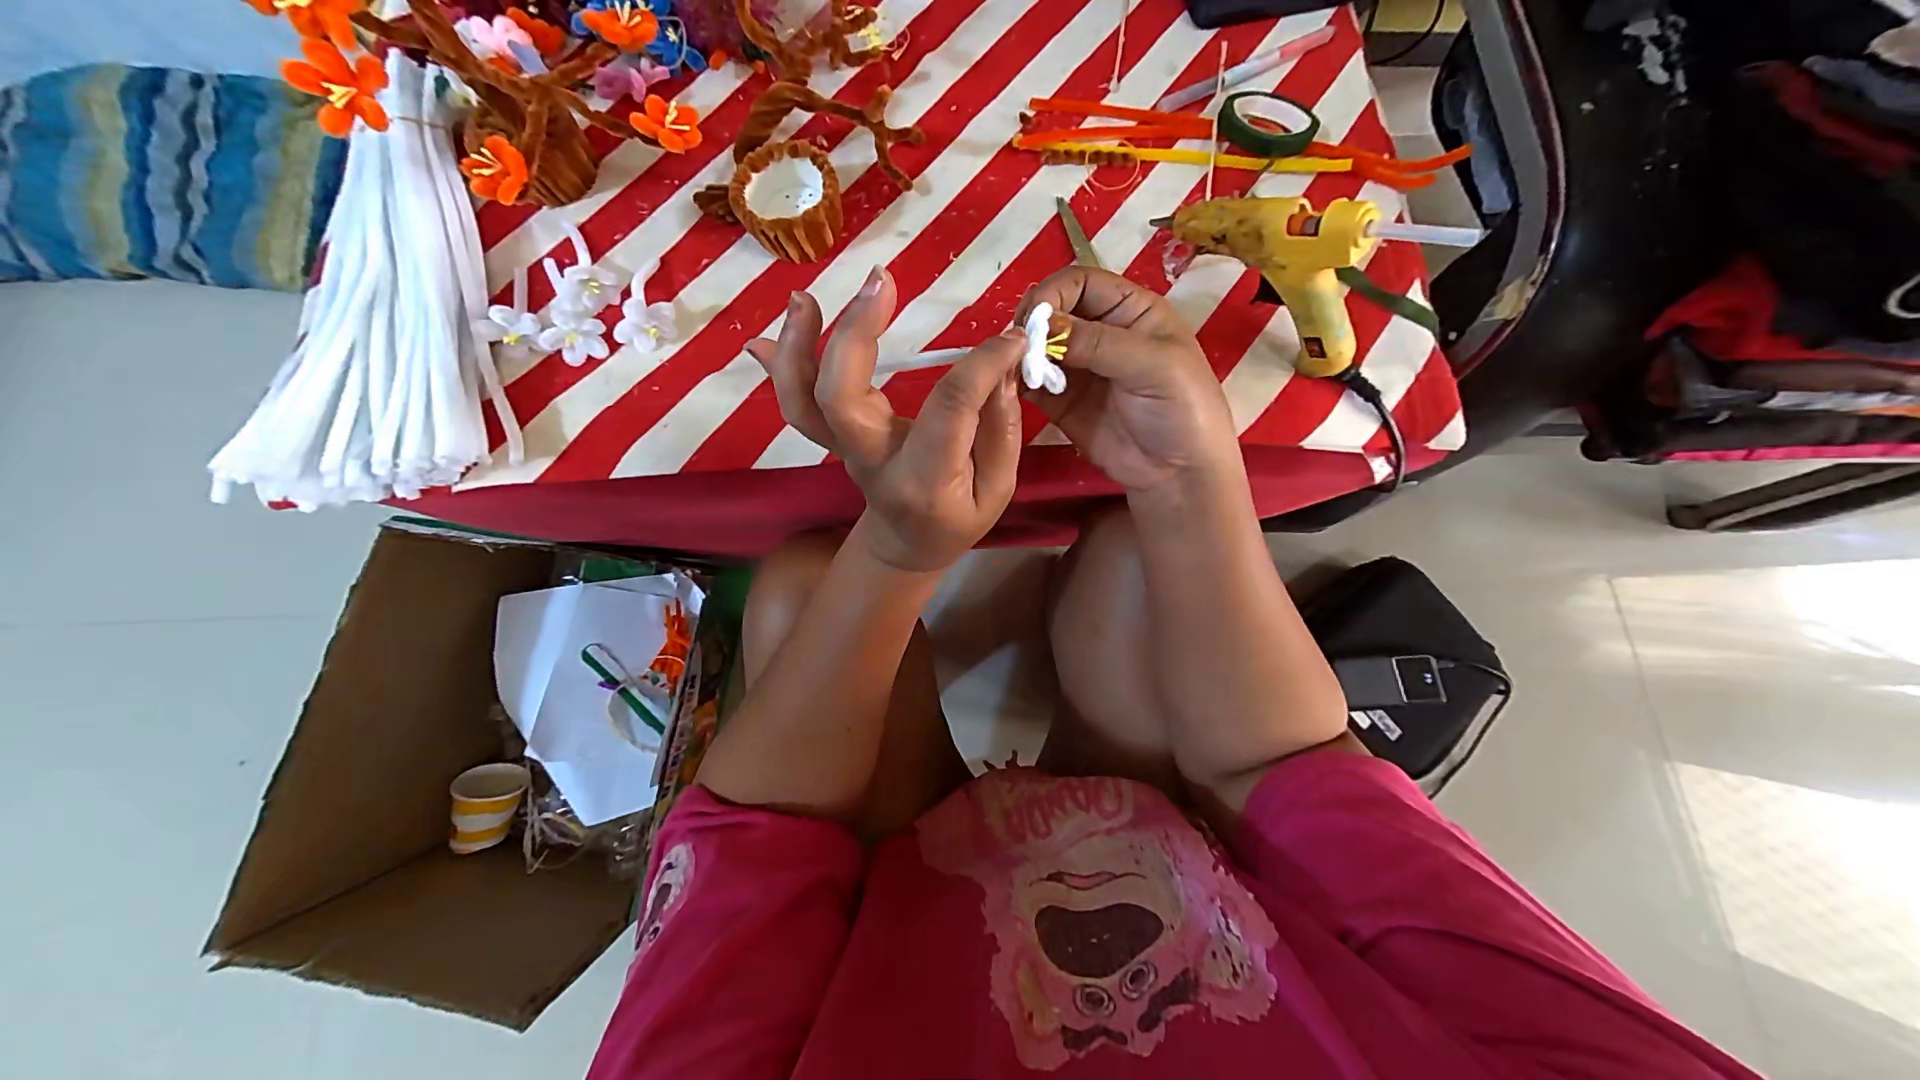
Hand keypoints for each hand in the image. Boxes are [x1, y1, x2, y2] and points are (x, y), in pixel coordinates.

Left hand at [747, 267, 1023, 571]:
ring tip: (805, 298)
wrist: (906, 545)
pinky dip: (781, 364)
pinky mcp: (830, 435)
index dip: (981, 364)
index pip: (948, 407)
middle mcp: (872, 460)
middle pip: (840, 396)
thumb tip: (1001, 362)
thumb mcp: (998, 488)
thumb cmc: (958, 518)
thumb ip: (1001, 427)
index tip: (1011, 338)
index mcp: (924, 479)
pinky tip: (775, 328)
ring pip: (803, 400)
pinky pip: (797, 403)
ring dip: (799, 345)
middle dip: (855, 332)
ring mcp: (842, 448)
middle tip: (882, 281)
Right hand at [1017, 268, 1239, 492]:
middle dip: (1032, 324)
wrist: (1179, 475)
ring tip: (1012, 368)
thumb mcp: (1152, 366)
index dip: (1053, 293)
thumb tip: (1042, 325)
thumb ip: (1097, 343)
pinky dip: (1017, 381)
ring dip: (1021, 353)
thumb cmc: (1182, 410)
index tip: (1033, 319)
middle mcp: (1101, 332)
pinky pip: (1032, 382)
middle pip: (1053, 311)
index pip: (1081, 282)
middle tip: (1018, 346)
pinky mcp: (1062, 402)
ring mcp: (1079, 368)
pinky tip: (1011, 386)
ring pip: (1038, 346)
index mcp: (1131, 311)